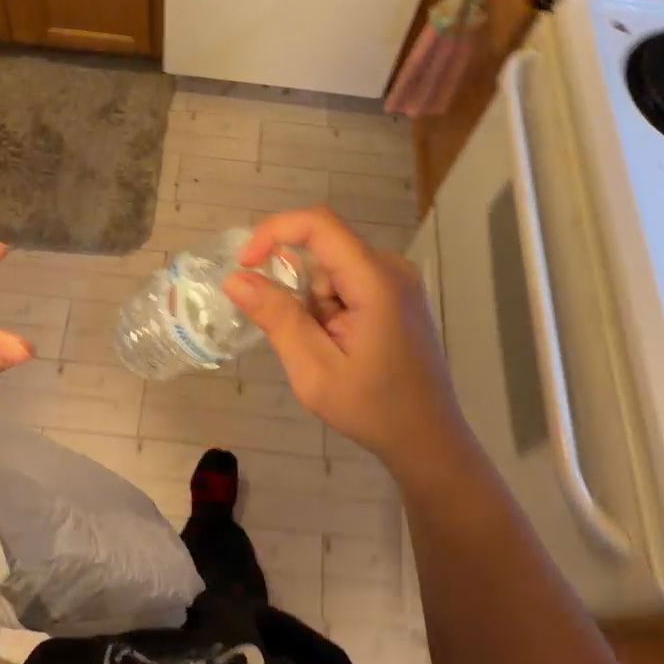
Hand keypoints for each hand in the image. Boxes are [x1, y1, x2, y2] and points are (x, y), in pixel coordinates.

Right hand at [222, 207, 465, 472]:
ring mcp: (397, 279)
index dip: (275, 231)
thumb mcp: (314, 371)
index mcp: (376, 281)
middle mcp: (391, 268)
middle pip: (324, 249)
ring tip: (328, 352)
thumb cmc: (374, 409)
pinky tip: (341, 346)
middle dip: (297, 286)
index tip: (245, 264)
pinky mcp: (396, 293)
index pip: (319, 224)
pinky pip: (347, 281)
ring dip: (314, 302)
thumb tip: (235, 277)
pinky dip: (329, 307)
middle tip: (298, 338)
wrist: (429, 439)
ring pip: (332, 268)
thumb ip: (277, 318)